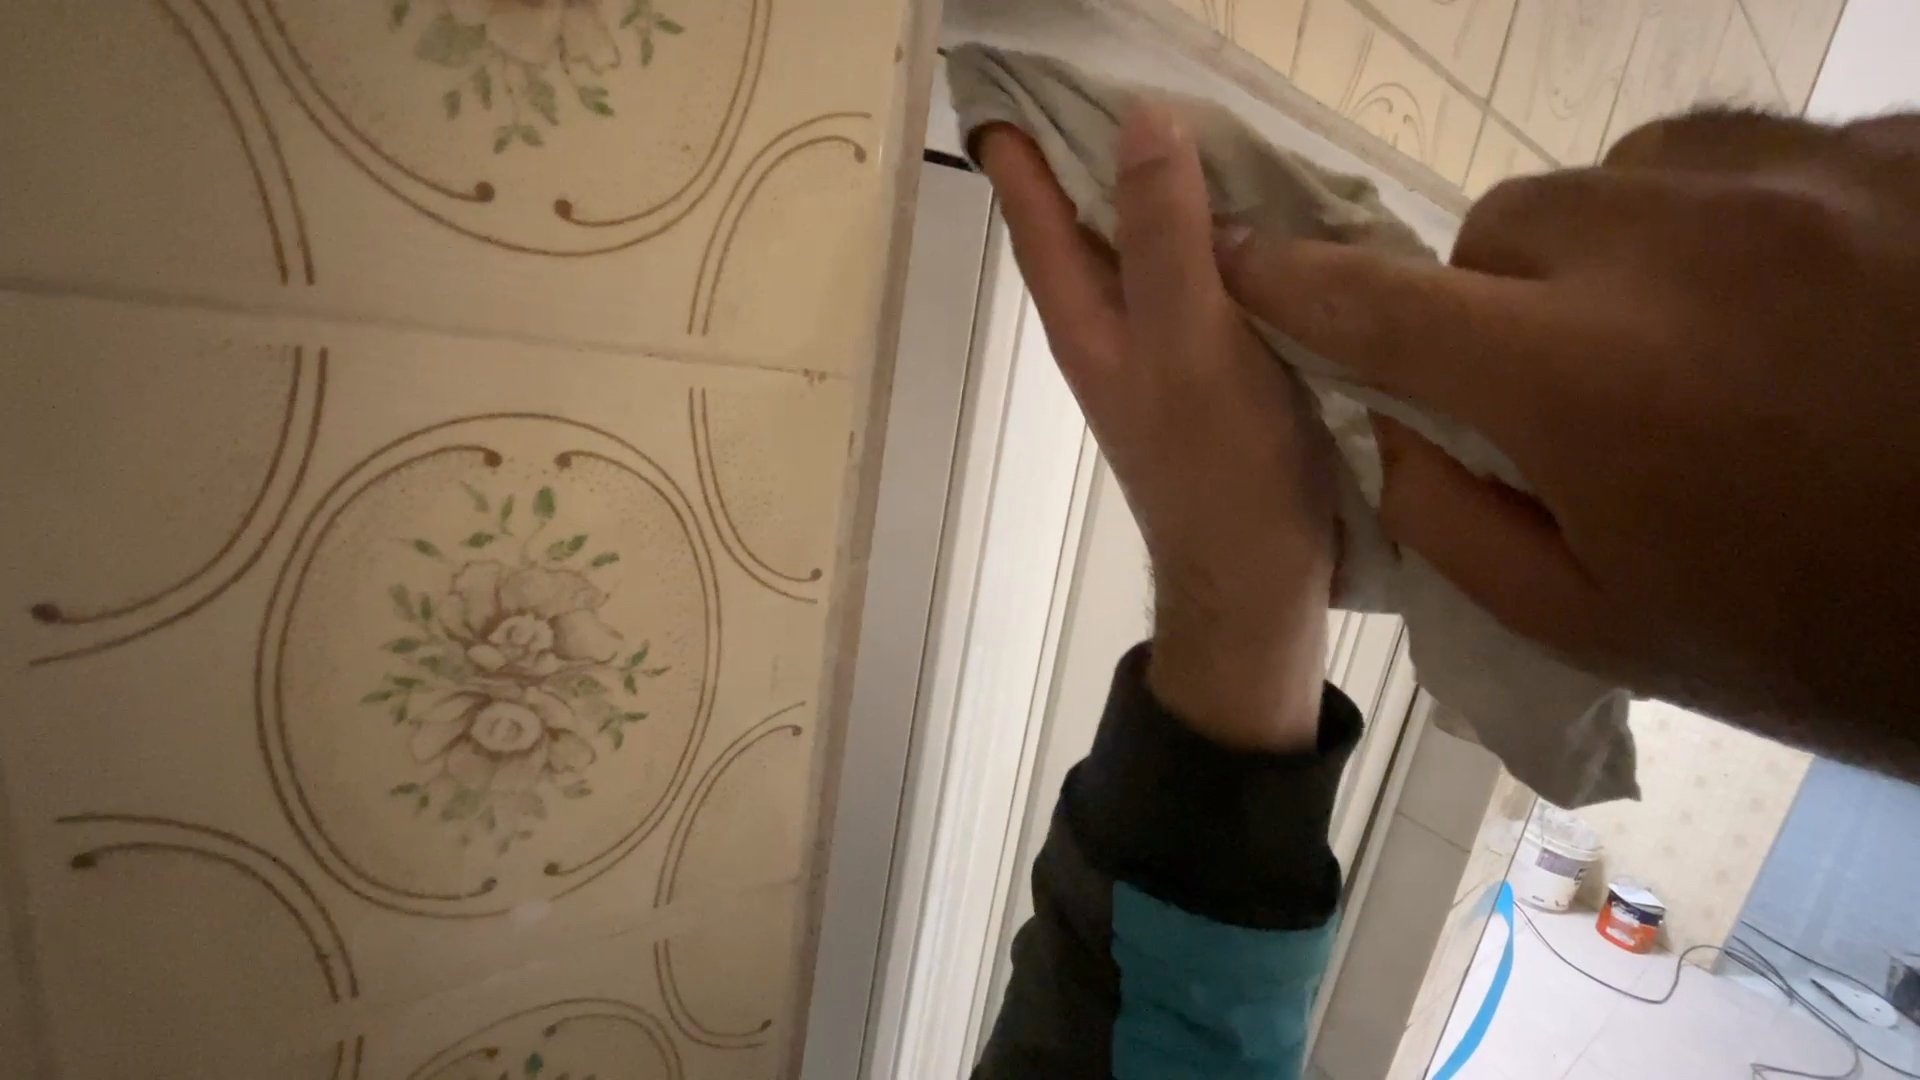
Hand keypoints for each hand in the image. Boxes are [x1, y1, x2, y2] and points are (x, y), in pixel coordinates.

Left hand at [976, 106, 1337, 752]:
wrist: (1255, 568)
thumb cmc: (1219, 465)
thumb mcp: (1188, 342)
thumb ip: (1162, 238)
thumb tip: (1139, 126)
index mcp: (1085, 318)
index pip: (1033, 211)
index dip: (1013, 144)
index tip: (1000, 79)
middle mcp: (1108, 324)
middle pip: (1078, 219)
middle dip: (1077, 146)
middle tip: (1093, 71)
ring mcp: (1155, 343)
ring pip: (1137, 242)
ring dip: (1143, 179)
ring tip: (1170, 109)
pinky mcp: (1202, 361)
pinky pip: (1190, 272)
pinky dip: (1201, 227)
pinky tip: (1236, 198)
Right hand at [1216, 108, 1919, 774]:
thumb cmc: (1812, 634)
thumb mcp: (1578, 616)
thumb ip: (1442, 515)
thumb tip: (1386, 426)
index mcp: (1581, 377)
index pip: (1379, 307)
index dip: (1292, 283)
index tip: (1237, 260)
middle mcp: (1684, 245)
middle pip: (1498, 226)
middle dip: (1484, 297)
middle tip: (1541, 377)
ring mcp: (1823, 178)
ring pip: (1620, 177)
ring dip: (1598, 251)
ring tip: (1666, 332)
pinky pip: (1756, 164)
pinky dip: (1721, 226)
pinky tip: (1791, 304)